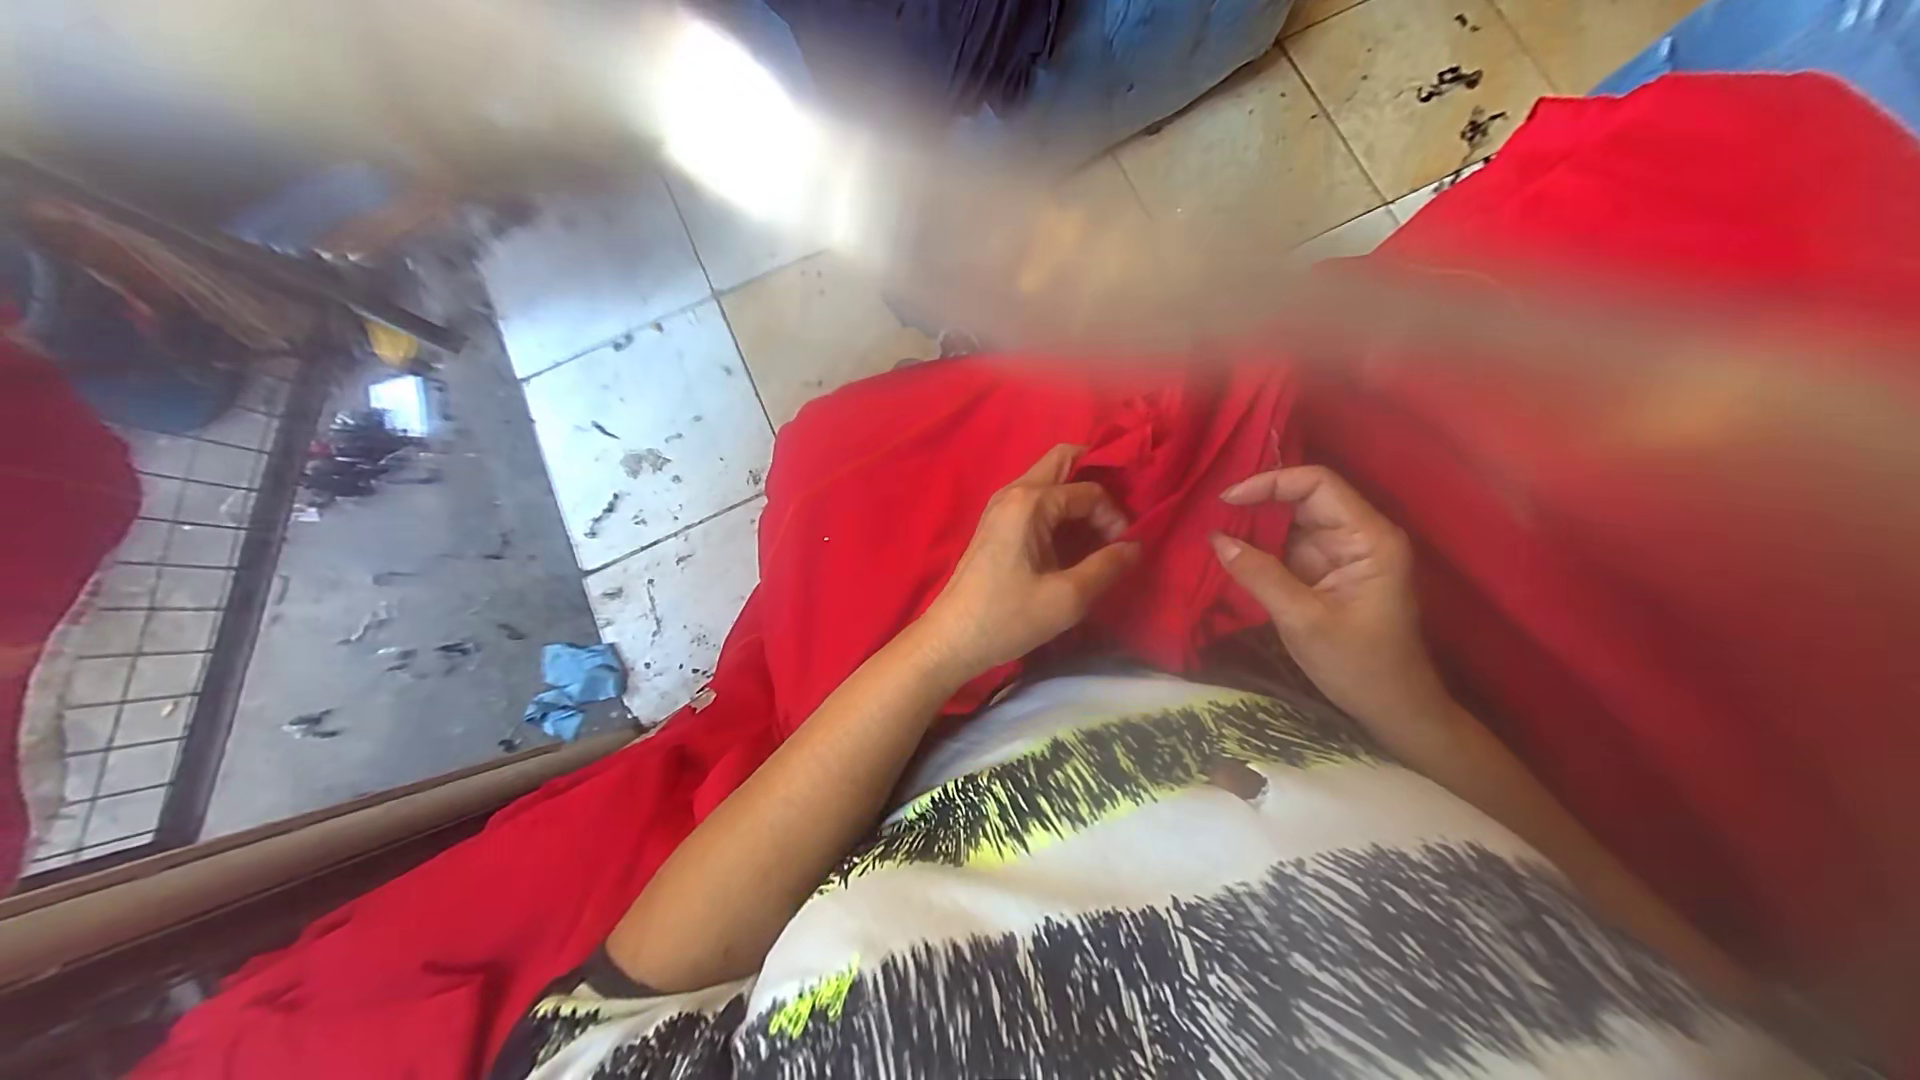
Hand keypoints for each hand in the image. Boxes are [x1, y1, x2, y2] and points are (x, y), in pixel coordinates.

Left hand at [919, 444, 1141, 679]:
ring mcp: (1001, 506)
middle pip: (1064, 461)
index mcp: (1029, 502)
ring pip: (1051, 482)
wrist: (952, 639)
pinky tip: (1074, 541)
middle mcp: (1013, 492)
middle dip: (1098, 480)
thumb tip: (1136, 545)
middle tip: (1118, 516)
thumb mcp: (1068, 598)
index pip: (1088, 489)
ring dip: (1079, 498)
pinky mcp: (997, 524)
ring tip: (1101, 533)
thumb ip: (1108, 566)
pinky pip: (1037, 501)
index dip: (1113, 515)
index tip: (1120, 549)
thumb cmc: (1007, 617)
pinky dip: (1061, 512)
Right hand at [1210, 466, 1449, 723]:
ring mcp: (1342, 552)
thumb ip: (1260, 576)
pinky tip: (1229, 549)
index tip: (1226, 500)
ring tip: (1212, 527)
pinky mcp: (1327, 570)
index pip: (1318, 484)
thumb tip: (1217, 540)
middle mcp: (1358, 535)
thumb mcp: (1303, 621)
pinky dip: (1259, 545)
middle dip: (1257, 500)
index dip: (1270, 483)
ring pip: (1292, 520)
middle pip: (1304, 496)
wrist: (1394, 707)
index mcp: (1368, 538)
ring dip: (1254, 522)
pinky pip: (1289, 545)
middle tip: (1210, 513)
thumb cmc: (1359, 665)